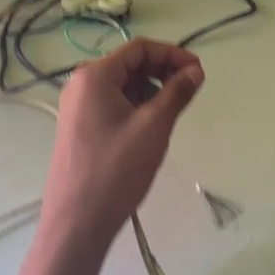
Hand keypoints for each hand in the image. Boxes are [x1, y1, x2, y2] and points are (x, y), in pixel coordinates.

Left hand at [39, 37, 204, 239]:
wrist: (76, 226)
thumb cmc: (115, 170)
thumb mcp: (154, 126)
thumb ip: (177, 92)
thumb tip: (195, 70)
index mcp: (94, 76)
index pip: (139, 48)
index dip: (172, 54)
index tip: (198, 71)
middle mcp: (80, 85)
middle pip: (129, 64)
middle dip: (162, 71)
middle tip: (190, 89)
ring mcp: (76, 108)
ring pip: (122, 86)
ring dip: (150, 90)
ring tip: (172, 111)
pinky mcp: (77, 129)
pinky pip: (112, 104)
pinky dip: (135, 106)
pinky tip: (150, 127)